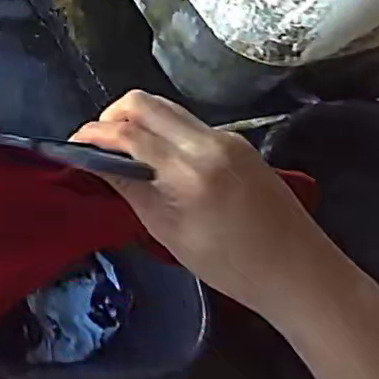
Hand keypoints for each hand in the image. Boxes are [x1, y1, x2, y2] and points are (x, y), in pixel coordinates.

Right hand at [73, 91, 362, 324]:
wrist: (304, 276)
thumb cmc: (231, 266)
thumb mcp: (167, 232)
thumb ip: (128, 187)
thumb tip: (92, 161)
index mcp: (190, 171)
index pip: (128, 133)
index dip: (94, 133)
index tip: (74, 143)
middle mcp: (208, 143)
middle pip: (144, 103)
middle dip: (111, 116)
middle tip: (98, 143)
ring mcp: (226, 138)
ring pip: (165, 108)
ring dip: (136, 120)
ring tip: (124, 151)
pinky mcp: (238, 141)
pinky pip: (186, 123)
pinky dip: (162, 130)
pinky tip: (159, 160)